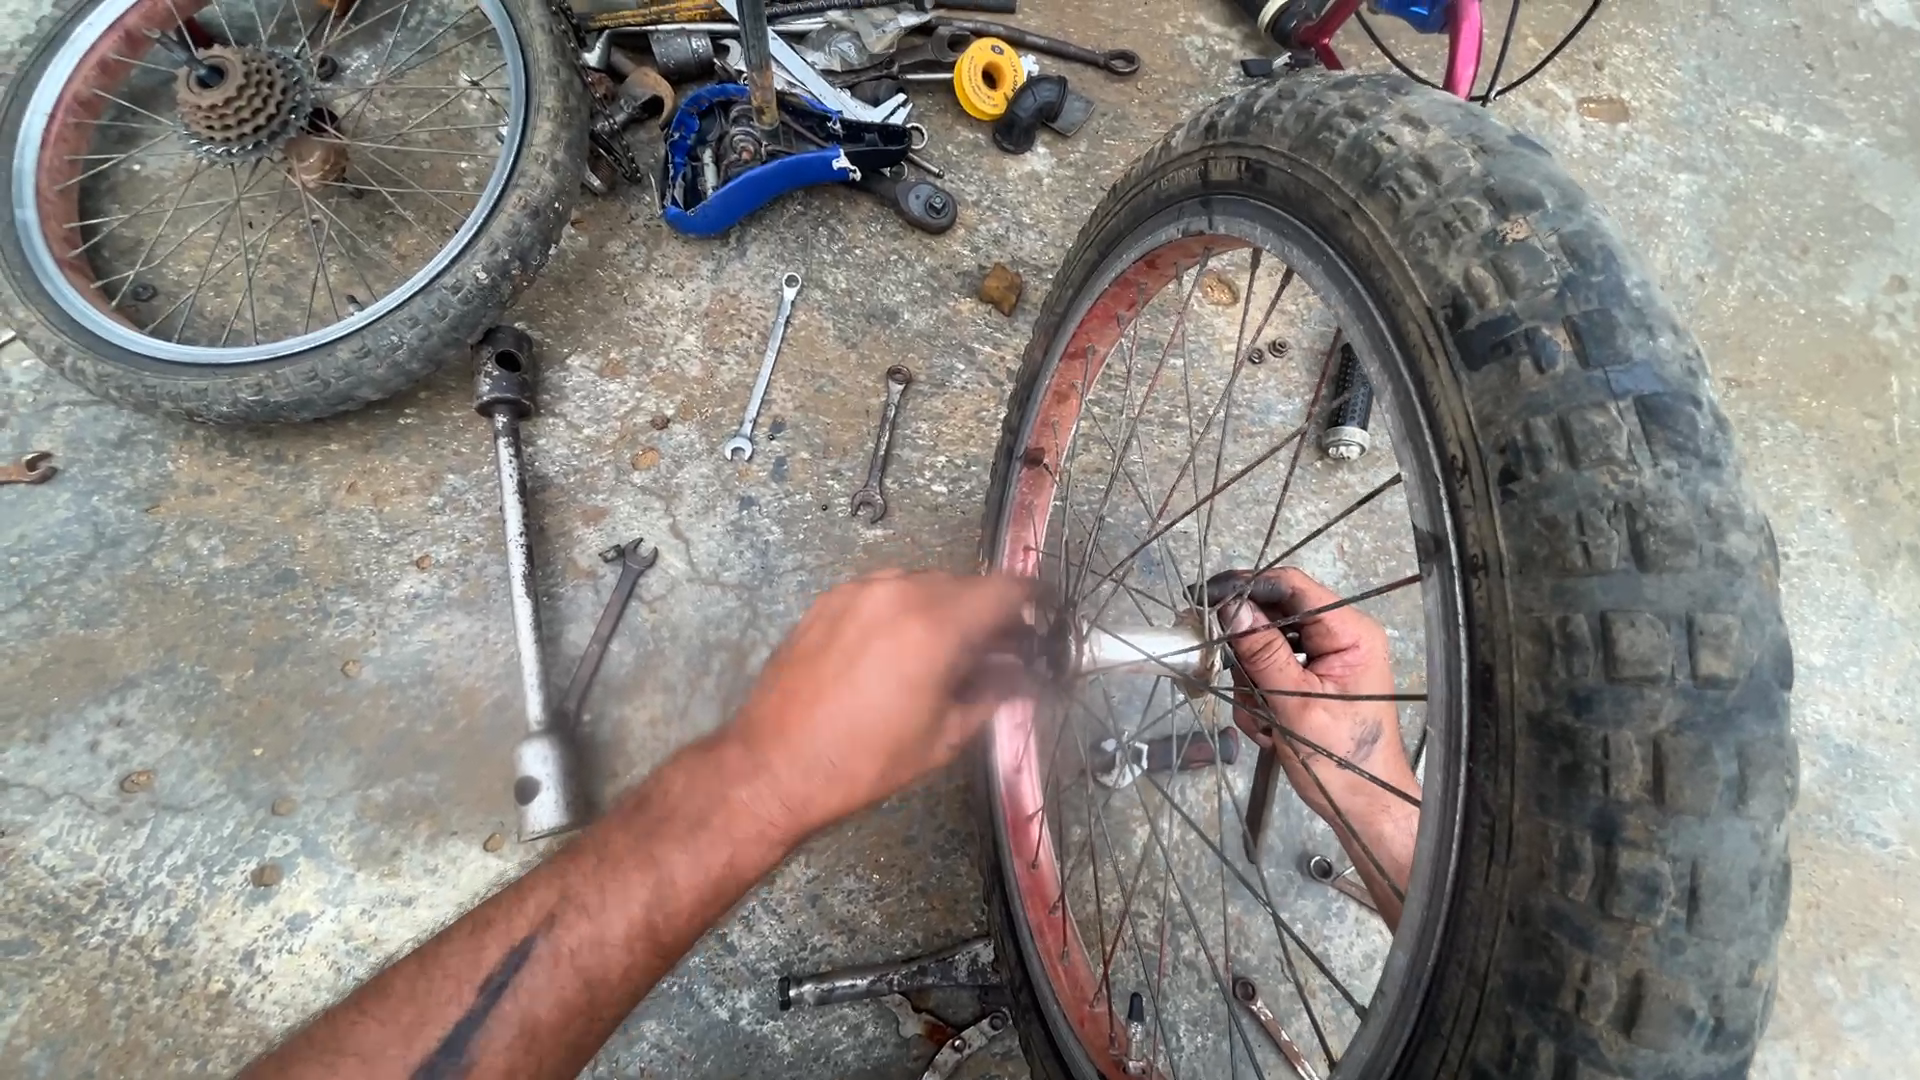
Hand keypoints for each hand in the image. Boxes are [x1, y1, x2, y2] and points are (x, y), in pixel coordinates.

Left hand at [724, 570, 1031, 838]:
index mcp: (937, 624)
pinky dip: (905, 609)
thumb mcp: (944, 737)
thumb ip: (994, 695)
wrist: (773, 763)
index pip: (1006, 589)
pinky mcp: (831, 597)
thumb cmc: (866, 760)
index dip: (1034, 599)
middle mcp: (900, 592)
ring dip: (946, 609)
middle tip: (997, 649)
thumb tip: (1024, 678)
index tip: (1044, 615)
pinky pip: (886, 591)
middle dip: (989, 613)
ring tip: (944, 652)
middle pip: (966, 585)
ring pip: (924, 584)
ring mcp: (860, 590)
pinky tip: (899, 647)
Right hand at [1218, 567, 1419, 915]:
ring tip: (1261, 716)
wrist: (1362, 809)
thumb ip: (1262, 652)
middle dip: (1245, 649)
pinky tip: (1267, 724)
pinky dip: (1256, 695)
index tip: (1206, 595)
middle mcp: (1337, 637)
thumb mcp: (1295, 703)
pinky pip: (1266, 668)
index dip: (1246, 585)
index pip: (1292, 587)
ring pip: (1262, 645)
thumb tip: (1231, 607)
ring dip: (1250, 680)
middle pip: (1272, 616)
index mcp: (1349, 633)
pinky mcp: (1307, 677)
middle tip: (1228, 675)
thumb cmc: (1342, 758)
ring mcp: (1322, 658)